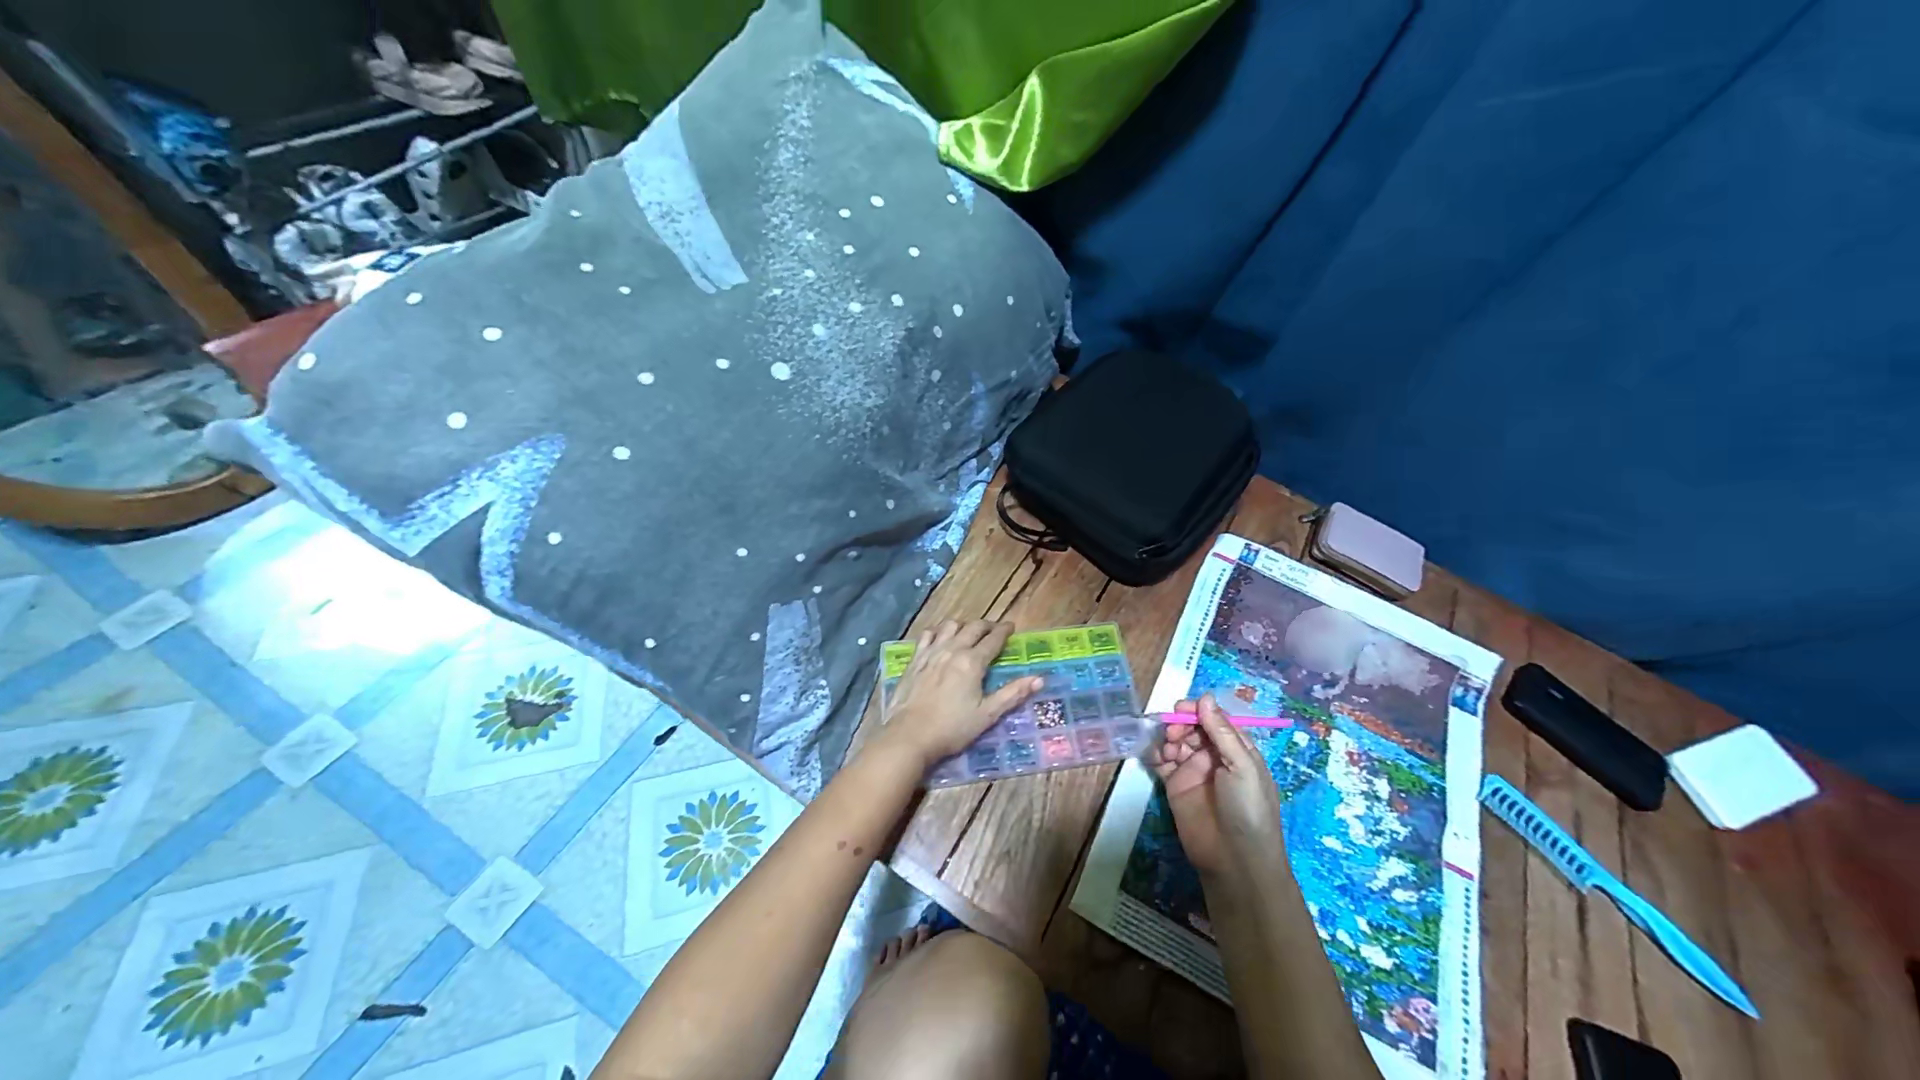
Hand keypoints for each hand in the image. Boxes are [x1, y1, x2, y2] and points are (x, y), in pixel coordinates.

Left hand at [877, 620, 1042, 769]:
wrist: (910, 735)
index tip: (1011, 627)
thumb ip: (1012, 694)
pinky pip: (927, 635)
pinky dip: (937, 631)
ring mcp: (931, 653)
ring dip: (962, 625)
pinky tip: (939, 637)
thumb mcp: (987, 714)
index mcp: (972, 662)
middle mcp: (952, 650)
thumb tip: (1039, 679)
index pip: (993, 640)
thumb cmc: (952, 728)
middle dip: (986, 625)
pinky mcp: (914, 660)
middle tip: (994, 629)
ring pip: (949, 627)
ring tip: (968, 631)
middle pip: (972, 628)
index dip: (1004, 631)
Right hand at [1147, 694, 1286, 882]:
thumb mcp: (1242, 766)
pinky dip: (1156, 754)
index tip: (1182, 709)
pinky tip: (1157, 756)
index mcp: (1237, 749)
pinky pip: (1162, 762)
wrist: (1234, 859)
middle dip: (1181, 724)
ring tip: (1169, 750)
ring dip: (1169, 738)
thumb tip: (1206, 697)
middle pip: (1193, 727)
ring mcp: (1193, 771)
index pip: (1216, 720)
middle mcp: (1215, 756)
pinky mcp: (1175, 786)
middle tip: (1174, 733)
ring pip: (1176, 741)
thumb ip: (1221, 731)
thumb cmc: (1248, 809)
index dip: (1199, 710)